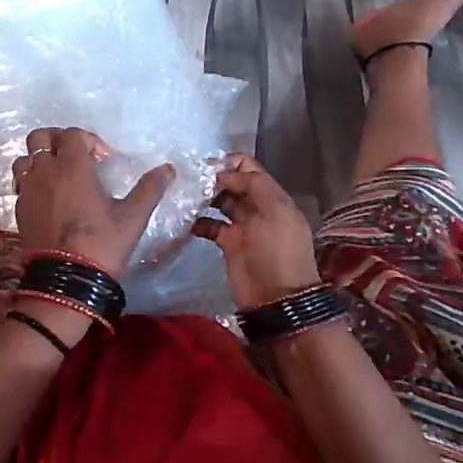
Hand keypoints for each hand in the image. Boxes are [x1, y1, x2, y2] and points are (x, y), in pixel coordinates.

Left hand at [12, 128, 174, 274]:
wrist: (66, 280)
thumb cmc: (101, 244)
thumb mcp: (132, 217)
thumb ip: (150, 189)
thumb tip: (169, 169)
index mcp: (73, 167)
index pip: (73, 134)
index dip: (89, 140)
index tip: (104, 160)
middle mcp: (45, 172)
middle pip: (41, 137)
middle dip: (58, 140)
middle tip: (76, 157)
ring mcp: (28, 191)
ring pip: (25, 159)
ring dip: (40, 160)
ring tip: (58, 176)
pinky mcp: (19, 209)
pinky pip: (20, 184)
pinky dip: (32, 182)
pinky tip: (48, 199)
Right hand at [192, 154, 321, 307]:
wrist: (276, 298)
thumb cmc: (278, 252)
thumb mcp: (275, 212)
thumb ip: (254, 185)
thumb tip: (224, 173)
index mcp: (272, 197)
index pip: (250, 168)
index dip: (229, 164)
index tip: (206, 168)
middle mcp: (257, 208)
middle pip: (233, 184)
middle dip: (213, 179)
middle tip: (188, 181)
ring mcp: (242, 226)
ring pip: (221, 203)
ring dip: (204, 198)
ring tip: (184, 198)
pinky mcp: (229, 244)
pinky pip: (211, 226)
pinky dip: (199, 222)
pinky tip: (185, 221)